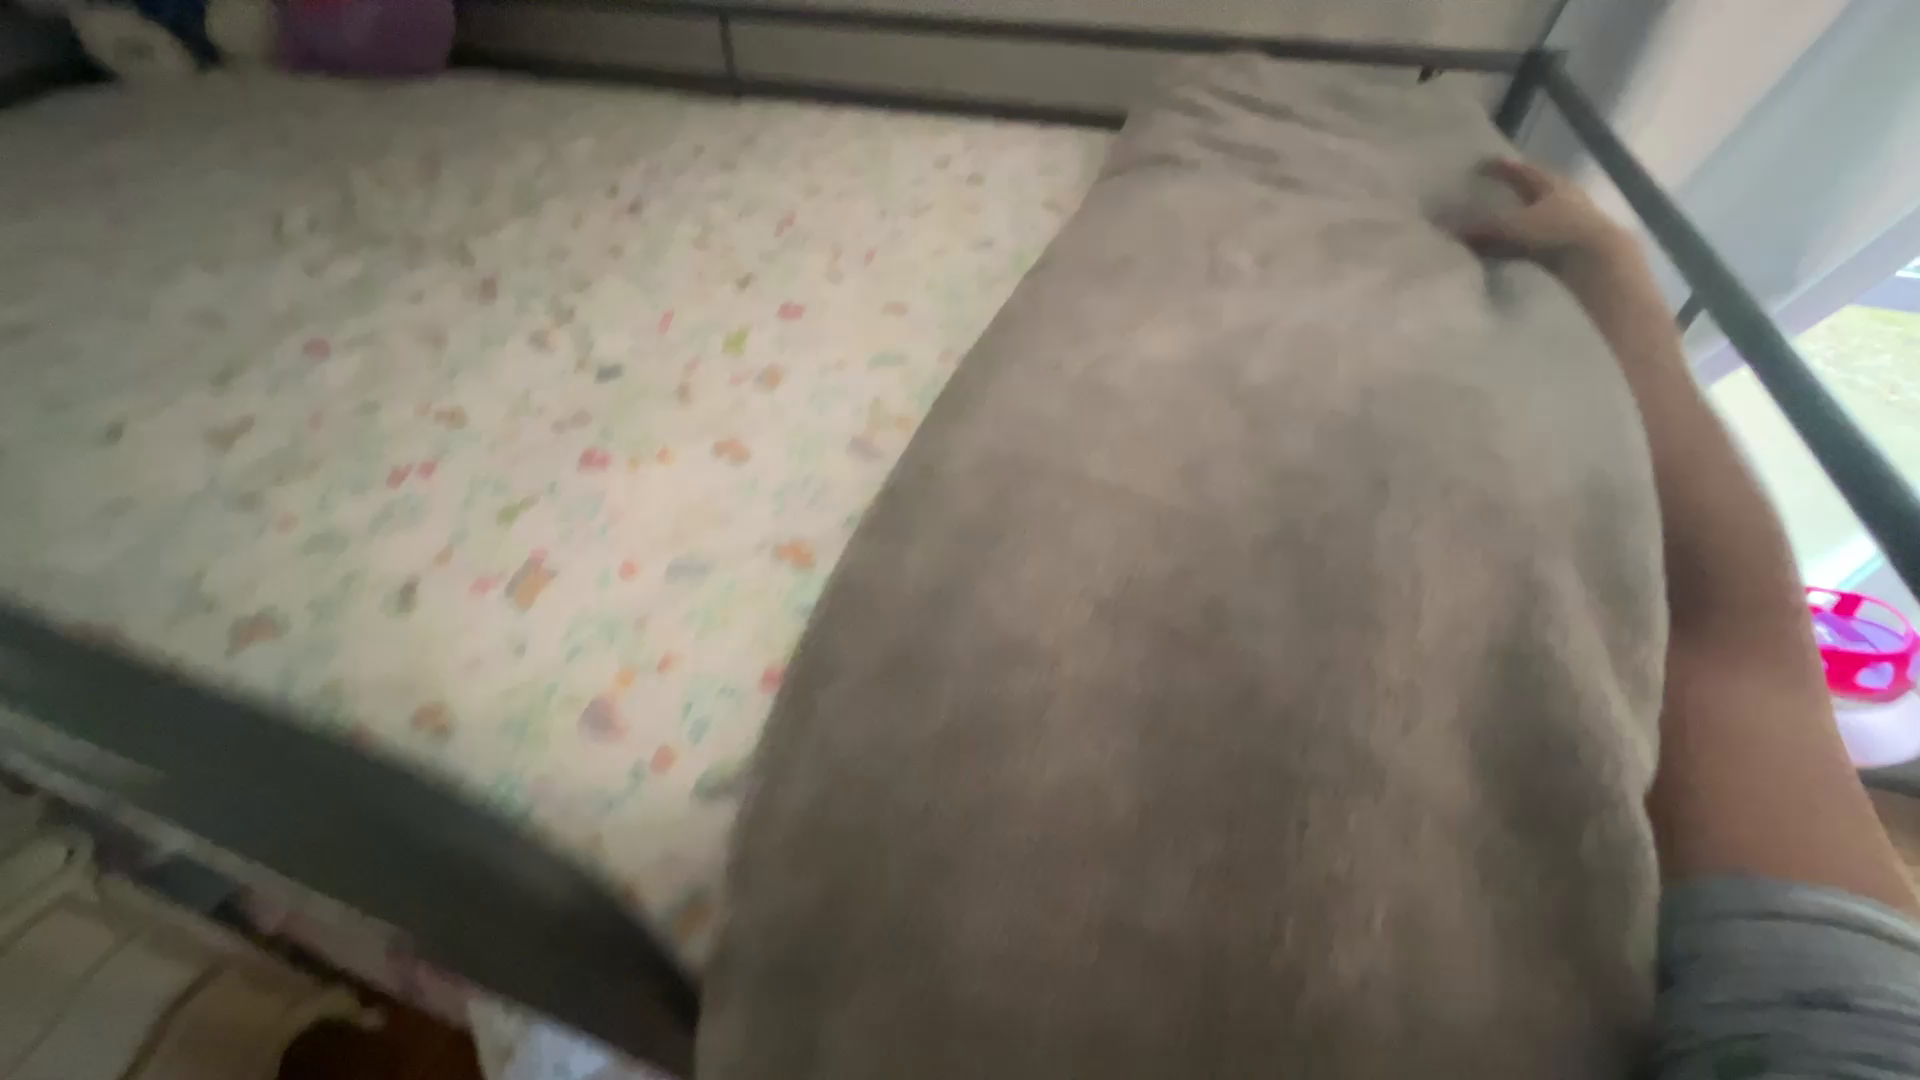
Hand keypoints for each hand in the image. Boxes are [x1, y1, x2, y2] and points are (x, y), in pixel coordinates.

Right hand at [1456, 158, 1648, 299]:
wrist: (1595, 260)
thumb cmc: (1557, 231)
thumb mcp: (1512, 225)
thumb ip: (1476, 225)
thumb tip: (1438, 221)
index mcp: (1550, 185)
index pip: (1520, 171)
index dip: (1499, 167)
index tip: (1478, 165)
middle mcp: (1555, 200)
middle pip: (1521, 196)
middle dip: (1499, 196)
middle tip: (1475, 195)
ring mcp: (1557, 225)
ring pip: (1520, 221)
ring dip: (1498, 225)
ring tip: (1472, 229)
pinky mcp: (1555, 248)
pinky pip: (1521, 243)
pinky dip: (1502, 246)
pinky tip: (1485, 253)